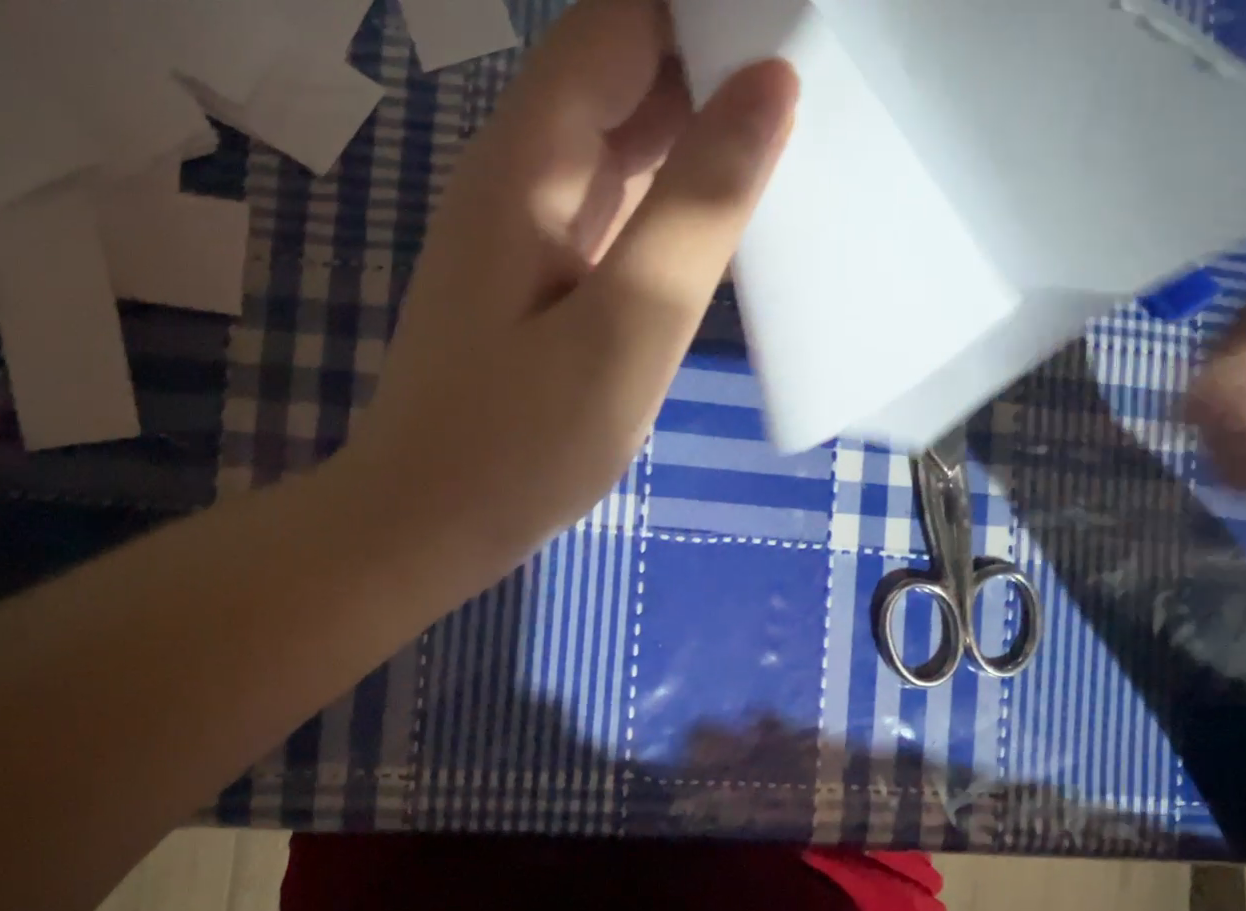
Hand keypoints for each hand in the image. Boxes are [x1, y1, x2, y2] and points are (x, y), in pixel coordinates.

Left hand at [336, 0, 797, 563]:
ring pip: (619, 140)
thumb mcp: (627, 327)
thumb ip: (697, 206)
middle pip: (620, 72)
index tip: (798, 30)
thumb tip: (769, 84)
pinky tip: (726, 211)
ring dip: (698, 130)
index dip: (707, 12)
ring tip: (797, 134)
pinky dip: (669, 194)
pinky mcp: (535, 279)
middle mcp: (519, 175)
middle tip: (822, 83)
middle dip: (716, 62)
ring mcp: (523, 229)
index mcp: (529, 162)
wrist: (422, 525)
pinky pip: (611, 204)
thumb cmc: (518, 444)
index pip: (621, 23)